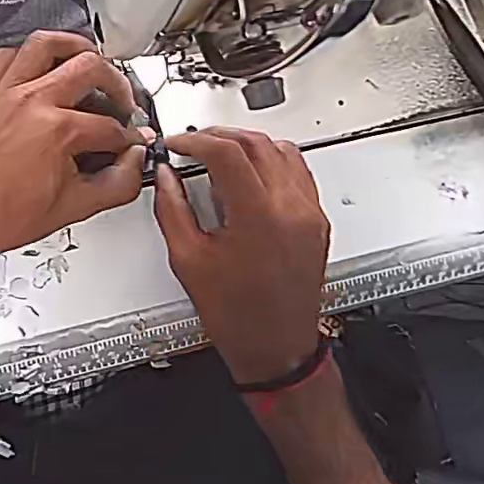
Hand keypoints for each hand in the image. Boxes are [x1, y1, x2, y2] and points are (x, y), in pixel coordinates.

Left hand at [0, 31, 147, 300]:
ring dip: (76, 47)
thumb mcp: (75, 208)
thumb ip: (118, 184)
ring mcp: (7, 93)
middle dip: (118, 84)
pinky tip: (43, 68)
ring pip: (47, 43)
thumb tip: (136, 162)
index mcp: (57, 131)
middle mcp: (33, 102)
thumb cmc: (4, 216)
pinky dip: (29, 54)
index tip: (131, 145)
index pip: (111, 126)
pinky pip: (8, 55)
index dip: (130, 138)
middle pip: (91, 67)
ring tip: (91, 61)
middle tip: (123, 102)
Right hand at [153, 127, 330, 383]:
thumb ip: (172, 208)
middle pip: (256, 143)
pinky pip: (298, 170)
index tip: (179, 145)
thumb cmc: (238, 316)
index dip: (196, 141)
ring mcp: (309, 213)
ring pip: (282, 149)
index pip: (227, 153)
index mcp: (258, 218)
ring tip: (219, 154)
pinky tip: (251, 170)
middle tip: (193, 145)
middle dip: (218, 136)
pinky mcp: (317, 220)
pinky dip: (272, 159)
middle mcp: (291, 210)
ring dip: (247, 144)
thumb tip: (167, 176)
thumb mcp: (188, 259)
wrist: (276, 347)